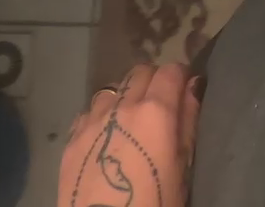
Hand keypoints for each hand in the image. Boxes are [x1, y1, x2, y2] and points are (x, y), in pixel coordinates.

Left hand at [60, 63, 200, 206]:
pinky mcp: (72, 139)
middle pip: (140, 72)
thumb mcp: (182, 169)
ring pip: (112, 89)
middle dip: (153, 81)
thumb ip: (188, 122)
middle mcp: (123, 105)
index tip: (184, 89)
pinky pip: (89, 113)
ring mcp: (93, 120)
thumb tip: (193, 87)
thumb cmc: (154, 204)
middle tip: (160, 105)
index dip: (180, 77)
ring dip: (125, 97)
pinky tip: (105, 138)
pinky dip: (101, 117)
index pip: (171, 70)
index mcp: (155, 111)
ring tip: (130, 121)